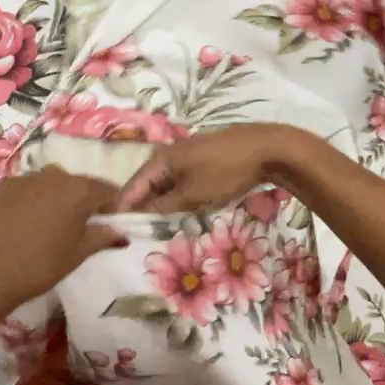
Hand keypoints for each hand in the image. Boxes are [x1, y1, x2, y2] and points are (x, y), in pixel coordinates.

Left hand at [0, 167, 128, 323]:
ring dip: (58, 199)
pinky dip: (34, 200)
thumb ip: (102, 237)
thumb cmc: (39, 266)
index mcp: (78, 190)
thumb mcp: (77, 255)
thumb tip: (118, 231)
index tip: (107, 226)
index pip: (107, 190)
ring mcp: (25, 179)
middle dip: (84, 202)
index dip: (112, 207)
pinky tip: (25, 224)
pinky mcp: (2, 187)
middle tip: (79, 230)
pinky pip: (29, 189)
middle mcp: (54, 175)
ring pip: (52, 184)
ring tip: (50, 227)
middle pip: (79, 184)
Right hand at [117, 124, 312, 213]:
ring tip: (158, 228)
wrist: (268, 150)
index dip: (124, 208)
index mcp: (161, 159)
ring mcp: (189, 155)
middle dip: (142, 208)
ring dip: (162, 205)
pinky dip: (179, 197)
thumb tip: (139, 217)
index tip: (116, 230)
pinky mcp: (205, 160)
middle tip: (137, 234)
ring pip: (167, 185)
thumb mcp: (192, 195)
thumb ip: (163, 207)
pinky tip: (183, 212)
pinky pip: (183, 182)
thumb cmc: (225, 172)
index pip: (132, 186)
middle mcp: (170, 154)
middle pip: (148, 185)